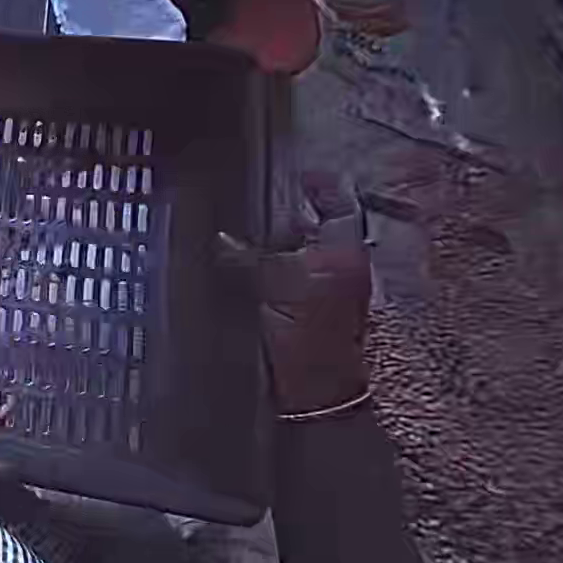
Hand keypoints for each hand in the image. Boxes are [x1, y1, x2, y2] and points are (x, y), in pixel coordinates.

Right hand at [226, 175, 370, 413]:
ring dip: (261, 241)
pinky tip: (225, 260)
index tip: (297, 171)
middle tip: (243, 197)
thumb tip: (220, 237)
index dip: (321, 186)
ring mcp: (313, 288)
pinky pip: (272, 274)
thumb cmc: (306, 337)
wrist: (310, 391)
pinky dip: (253, 265)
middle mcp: (332, 266)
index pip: (338, 207)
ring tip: (226, 225)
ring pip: (286, 251)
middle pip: (307, 227)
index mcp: (342, 255)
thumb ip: (250, 258)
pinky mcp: (292, 307)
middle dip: (277, 213)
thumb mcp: (281, 288)